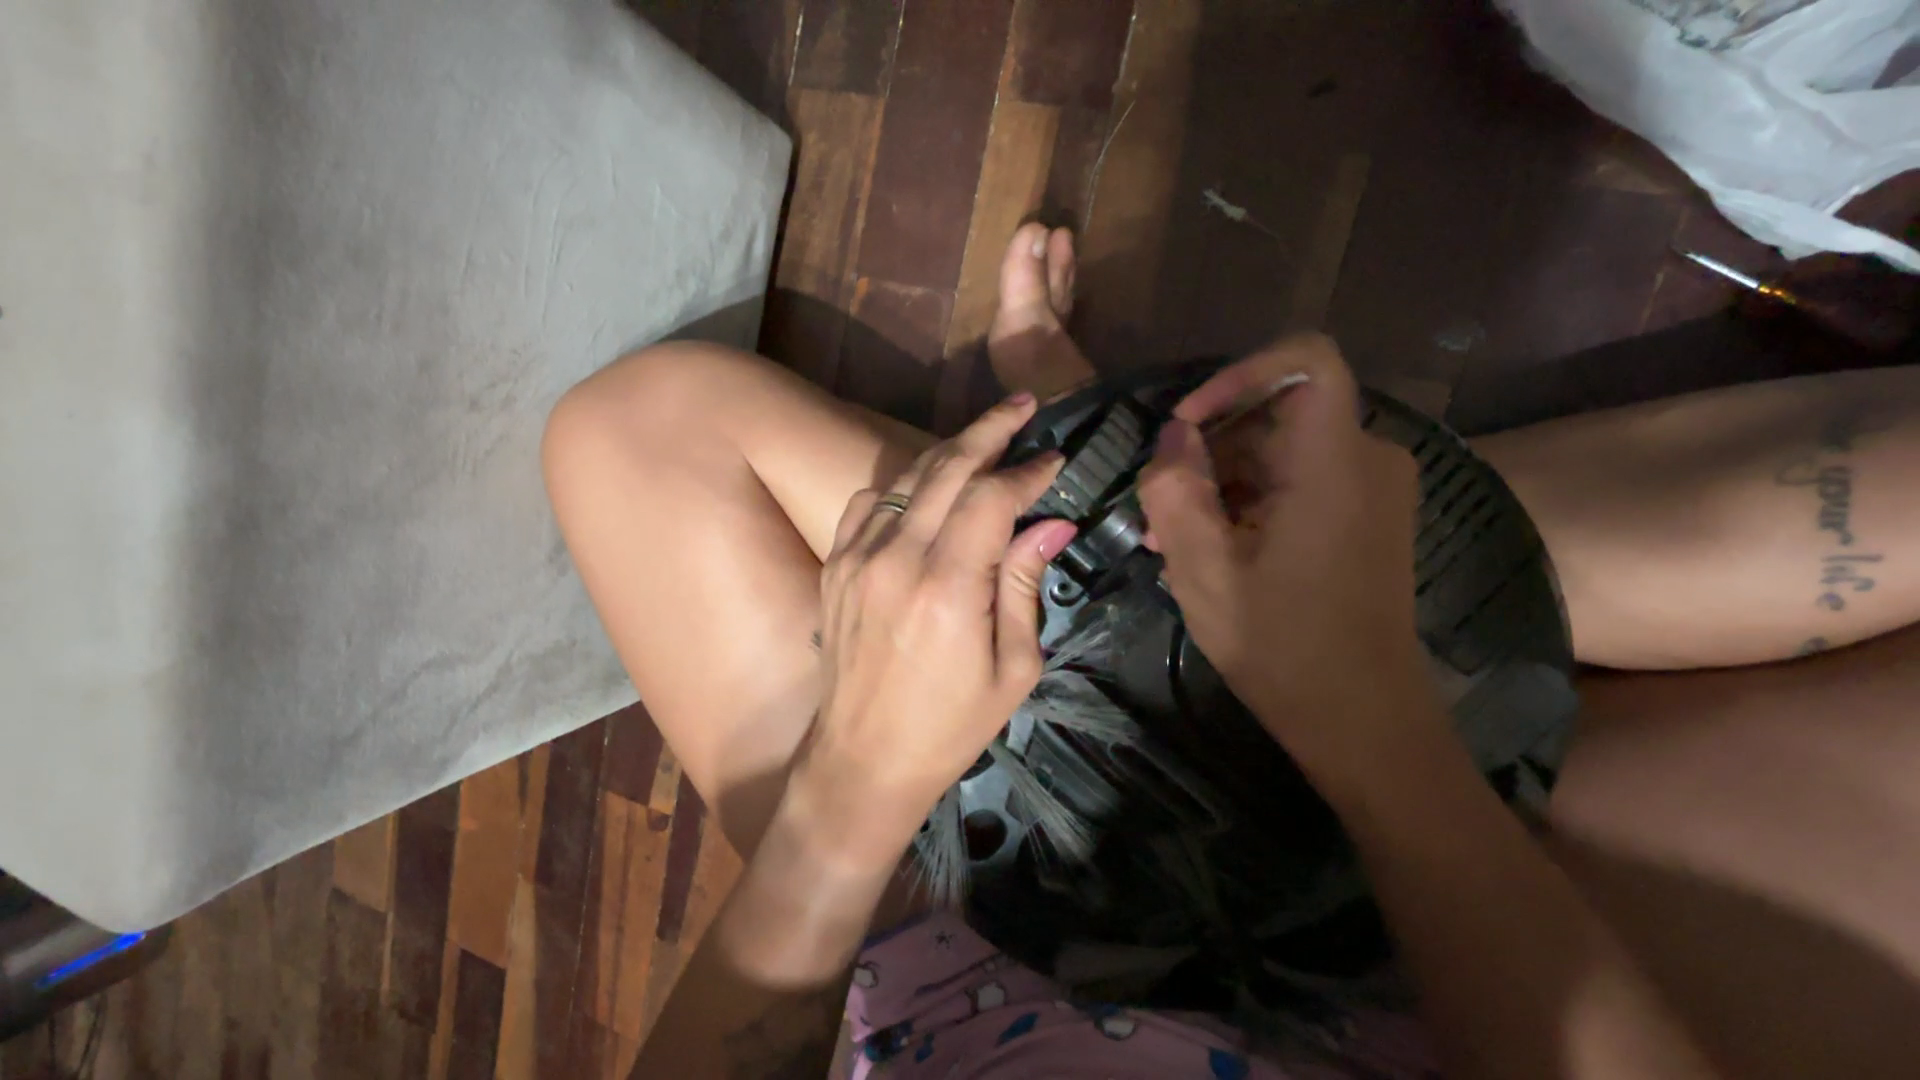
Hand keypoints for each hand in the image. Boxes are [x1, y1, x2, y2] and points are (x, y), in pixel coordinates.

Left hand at [796, 394, 1076, 866]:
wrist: (862, 761)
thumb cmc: (950, 726)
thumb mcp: (1012, 667)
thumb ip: (1025, 584)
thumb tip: (1051, 521)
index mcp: (949, 588)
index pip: (992, 497)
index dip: (1027, 471)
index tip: (1055, 458)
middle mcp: (898, 559)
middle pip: (947, 467)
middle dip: (991, 430)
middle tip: (1024, 406)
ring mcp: (858, 557)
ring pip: (909, 477)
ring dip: (950, 449)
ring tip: (986, 435)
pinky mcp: (836, 565)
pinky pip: (870, 500)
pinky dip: (905, 480)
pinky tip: (929, 482)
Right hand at [1137, 336, 1432, 780]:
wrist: (1363, 718)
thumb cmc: (1282, 645)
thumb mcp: (1203, 570)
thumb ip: (1176, 490)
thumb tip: (1175, 437)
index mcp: (1335, 462)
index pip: (1306, 360)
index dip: (1239, 375)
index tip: (1190, 426)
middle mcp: (1368, 459)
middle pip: (1280, 412)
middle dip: (1212, 448)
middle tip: (1160, 506)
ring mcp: (1374, 490)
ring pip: (1284, 451)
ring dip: (1224, 483)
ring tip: (1172, 539)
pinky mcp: (1368, 518)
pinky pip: (1302, 481)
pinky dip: (1254, 502)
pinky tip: (1211, 550)